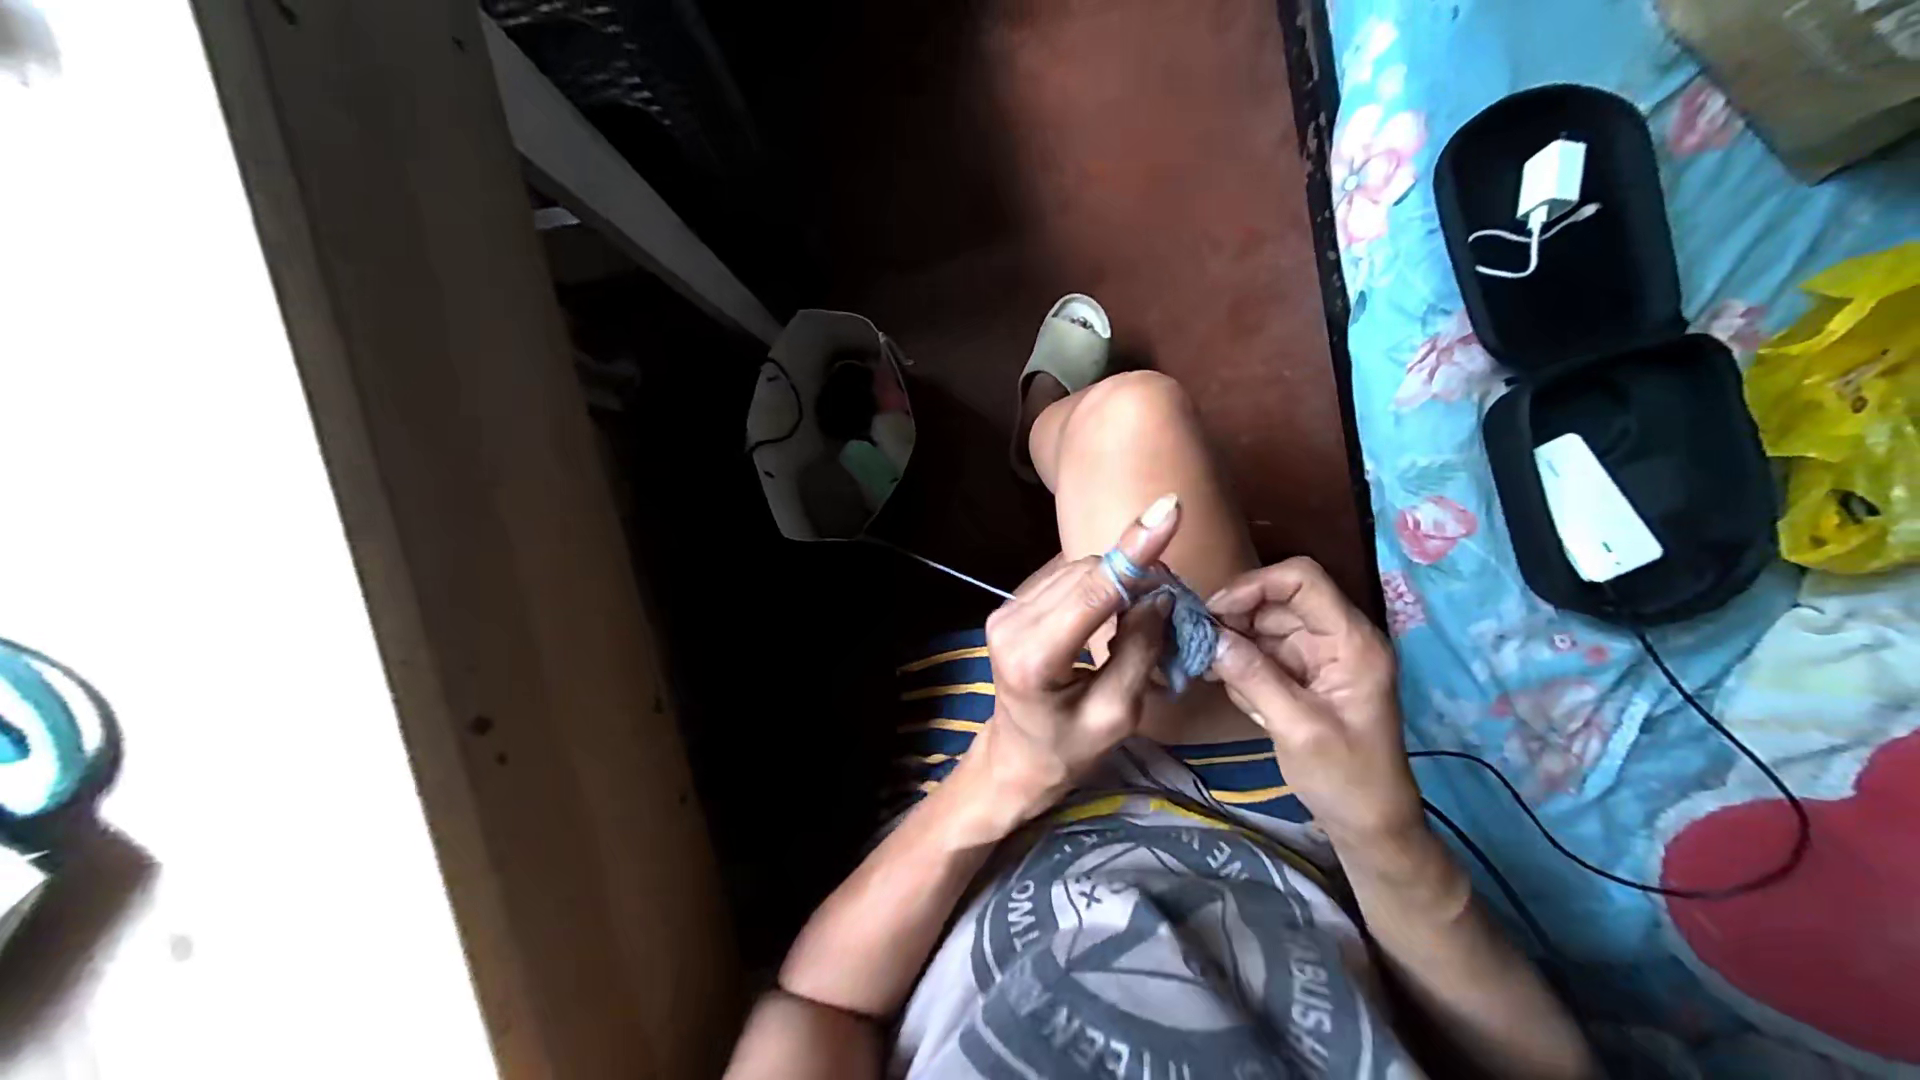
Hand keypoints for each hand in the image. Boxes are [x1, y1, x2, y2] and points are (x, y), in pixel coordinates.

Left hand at [963, 494, 1179, 834]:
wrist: (1015, 755)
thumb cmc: (1068, 749)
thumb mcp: (1116, 715)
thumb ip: (1138, 651)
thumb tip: (1159, 593)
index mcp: (1034, 659)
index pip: (1091, 593)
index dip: (1133, 550)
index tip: (1168, 510)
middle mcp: (1010, 624)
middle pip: (1086, 574)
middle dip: (1133, 573)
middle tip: (1170, 597)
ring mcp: (1005, 610)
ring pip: (1075, 569)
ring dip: (1116, 577)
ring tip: (1141, 609)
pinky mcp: (1010, 605)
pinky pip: (1063, 576)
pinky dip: (1095, 583)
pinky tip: (1111, 606)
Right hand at [1206, 557, 1423, 849]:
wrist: (1370, 826)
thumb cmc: (1346, 779)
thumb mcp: (1298, 729)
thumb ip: (1253, 677)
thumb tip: (1208, 637)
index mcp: (1351, 642)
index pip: (1302, 580)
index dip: (1254, 585)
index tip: (1214, 612)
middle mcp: (1335, 639)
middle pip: (1275, 600)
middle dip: (1234, 617)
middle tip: (1199, 644)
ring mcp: (1316, 656)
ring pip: (1261, 624)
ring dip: (1232, 642)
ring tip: (1210, 672)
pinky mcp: (1299, 674)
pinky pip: (1260, 651)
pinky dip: (1238, 664)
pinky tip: (1234, 692)